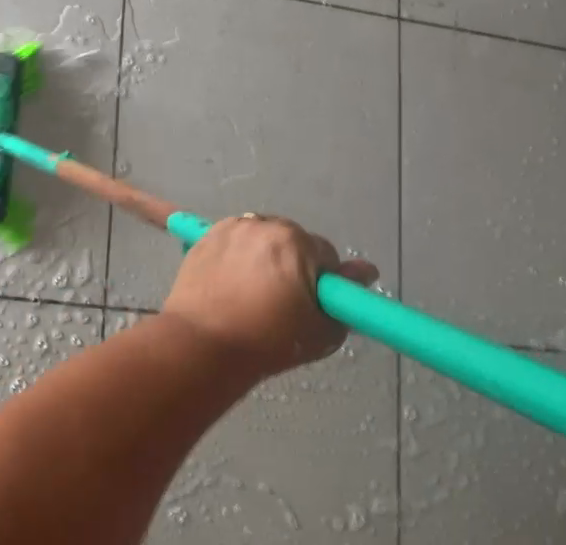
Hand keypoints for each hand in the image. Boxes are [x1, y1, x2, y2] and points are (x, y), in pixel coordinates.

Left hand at [161, 214, 379, 379]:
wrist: (204, 341)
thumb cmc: (270, 337)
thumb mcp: (324, 327)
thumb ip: (348, 296)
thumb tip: (363, 271)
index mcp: (293, 240)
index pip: (325, 254)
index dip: (324, 281)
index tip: (312, 304)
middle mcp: (259, 224)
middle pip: (290, 240)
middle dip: (294, 263)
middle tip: (284, 299)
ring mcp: (226, 229)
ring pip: (260, 238)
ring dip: (265, 256)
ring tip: (255, 291)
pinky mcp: (201, 240)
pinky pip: (231, 242)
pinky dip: (236, 253)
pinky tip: (230, 277)